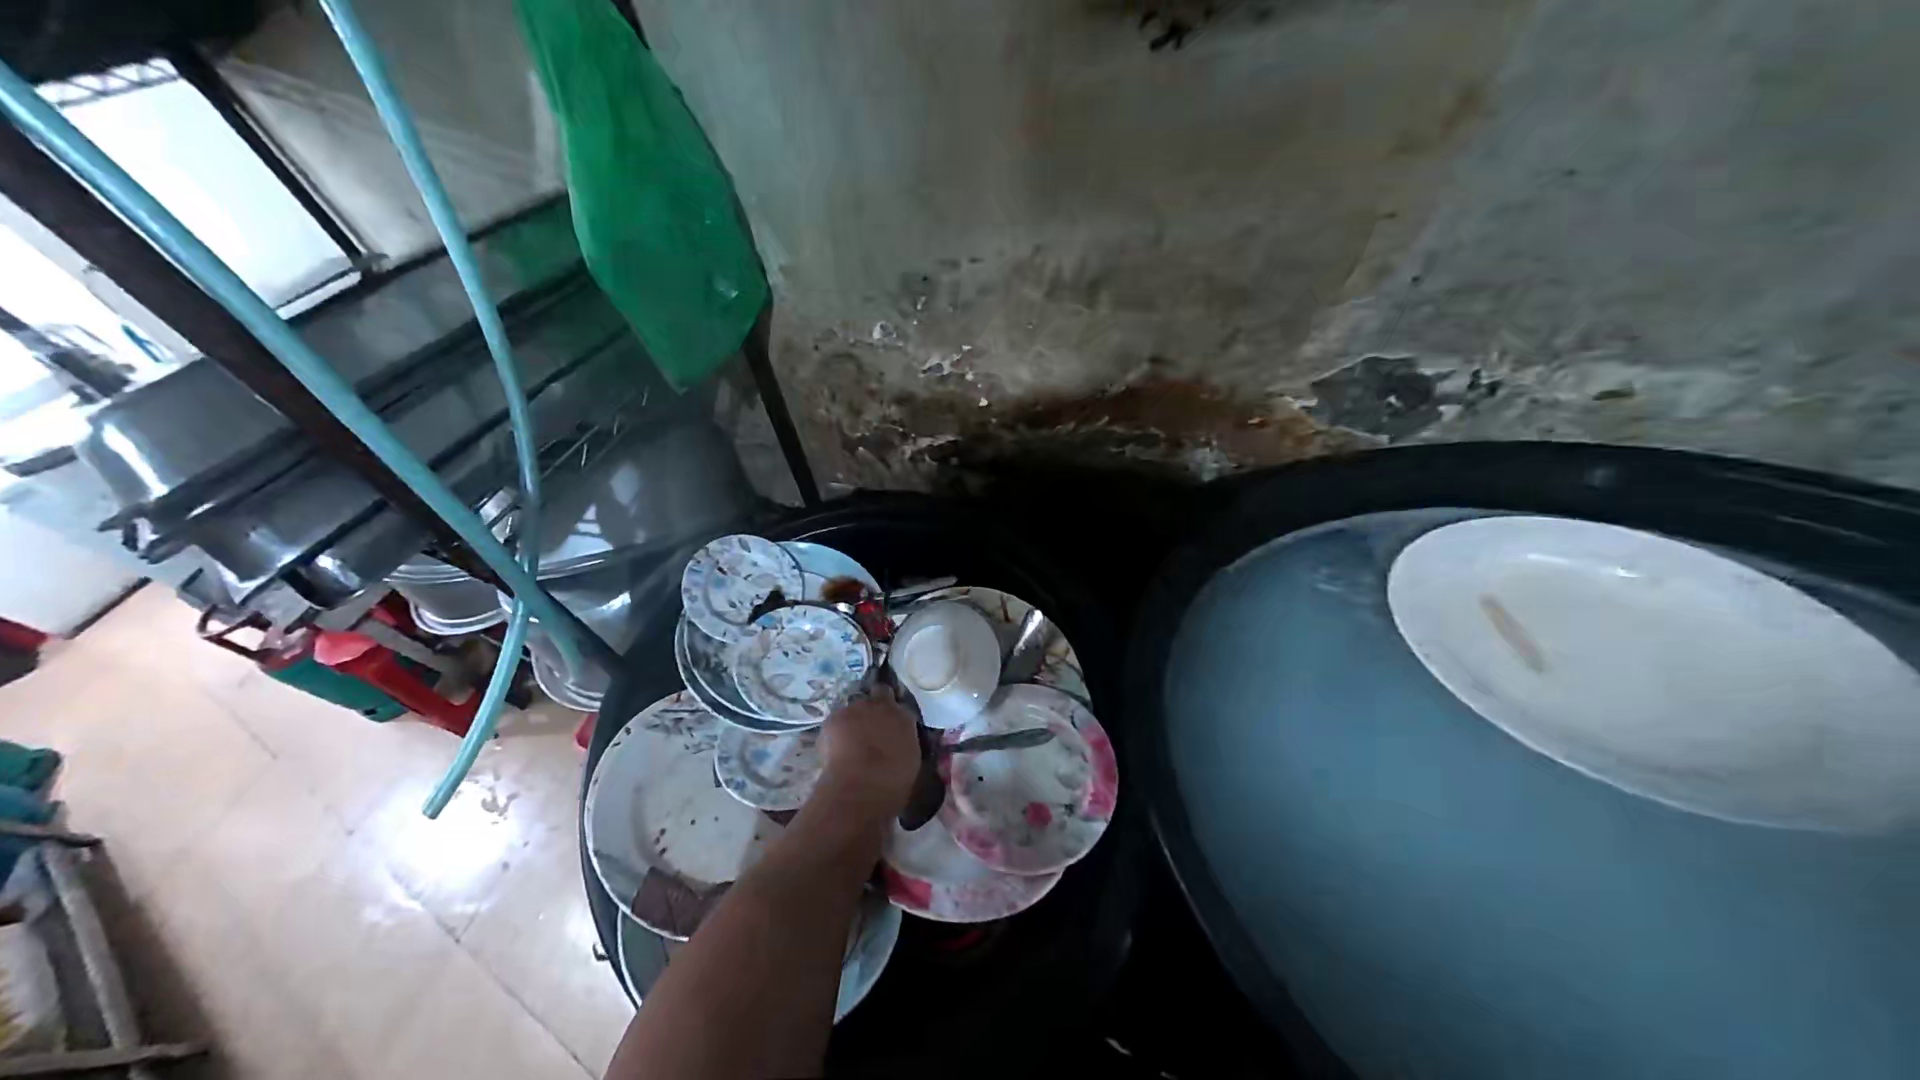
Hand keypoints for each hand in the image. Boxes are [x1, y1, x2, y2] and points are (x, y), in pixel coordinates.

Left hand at [815, 687, 919, 822]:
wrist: (862, 786)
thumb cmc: (893, 781)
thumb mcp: (909, 760)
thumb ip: (903, 742)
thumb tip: (896, 742)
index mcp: (904, 716)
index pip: (899, 702)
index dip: (891, 708)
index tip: (888, 719)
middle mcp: (881, 705)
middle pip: (876, 696)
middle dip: (872, 707)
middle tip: (868, 727)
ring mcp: (855, 708)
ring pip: (853, 709)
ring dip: (852, 720)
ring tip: (848, 743)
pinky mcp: (833, 719)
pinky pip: (835, 722)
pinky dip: (834, 732)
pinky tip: (834, 750)